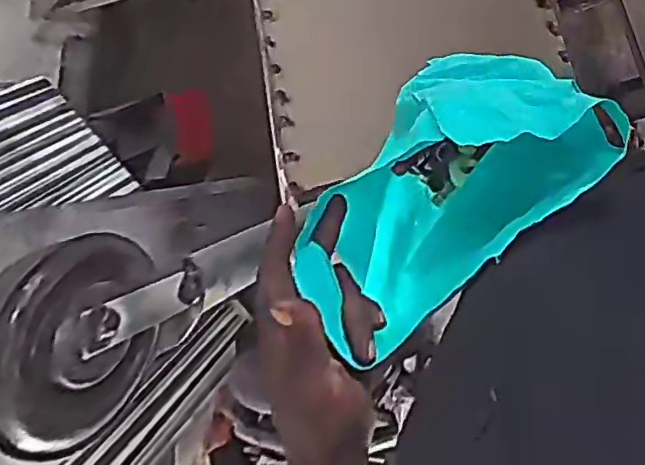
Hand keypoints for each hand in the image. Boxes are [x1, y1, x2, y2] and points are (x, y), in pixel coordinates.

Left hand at [254, 197, 383, 464]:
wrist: (339, 454)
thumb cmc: (323, 424)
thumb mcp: (314, 381)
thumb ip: (302, 341)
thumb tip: (281, 304)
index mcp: (281, 333)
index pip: (275, 275)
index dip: (280, 239)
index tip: (287, 207)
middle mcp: (293, 327)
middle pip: (307, 271)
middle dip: (322, 240)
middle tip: (337, 206)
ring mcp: (313, 333)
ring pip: (337, 290)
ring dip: (356, 307)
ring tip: (363, 339)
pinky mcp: (332, 340)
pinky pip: (352, 308)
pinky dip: (364, 315)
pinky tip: (370, 336)